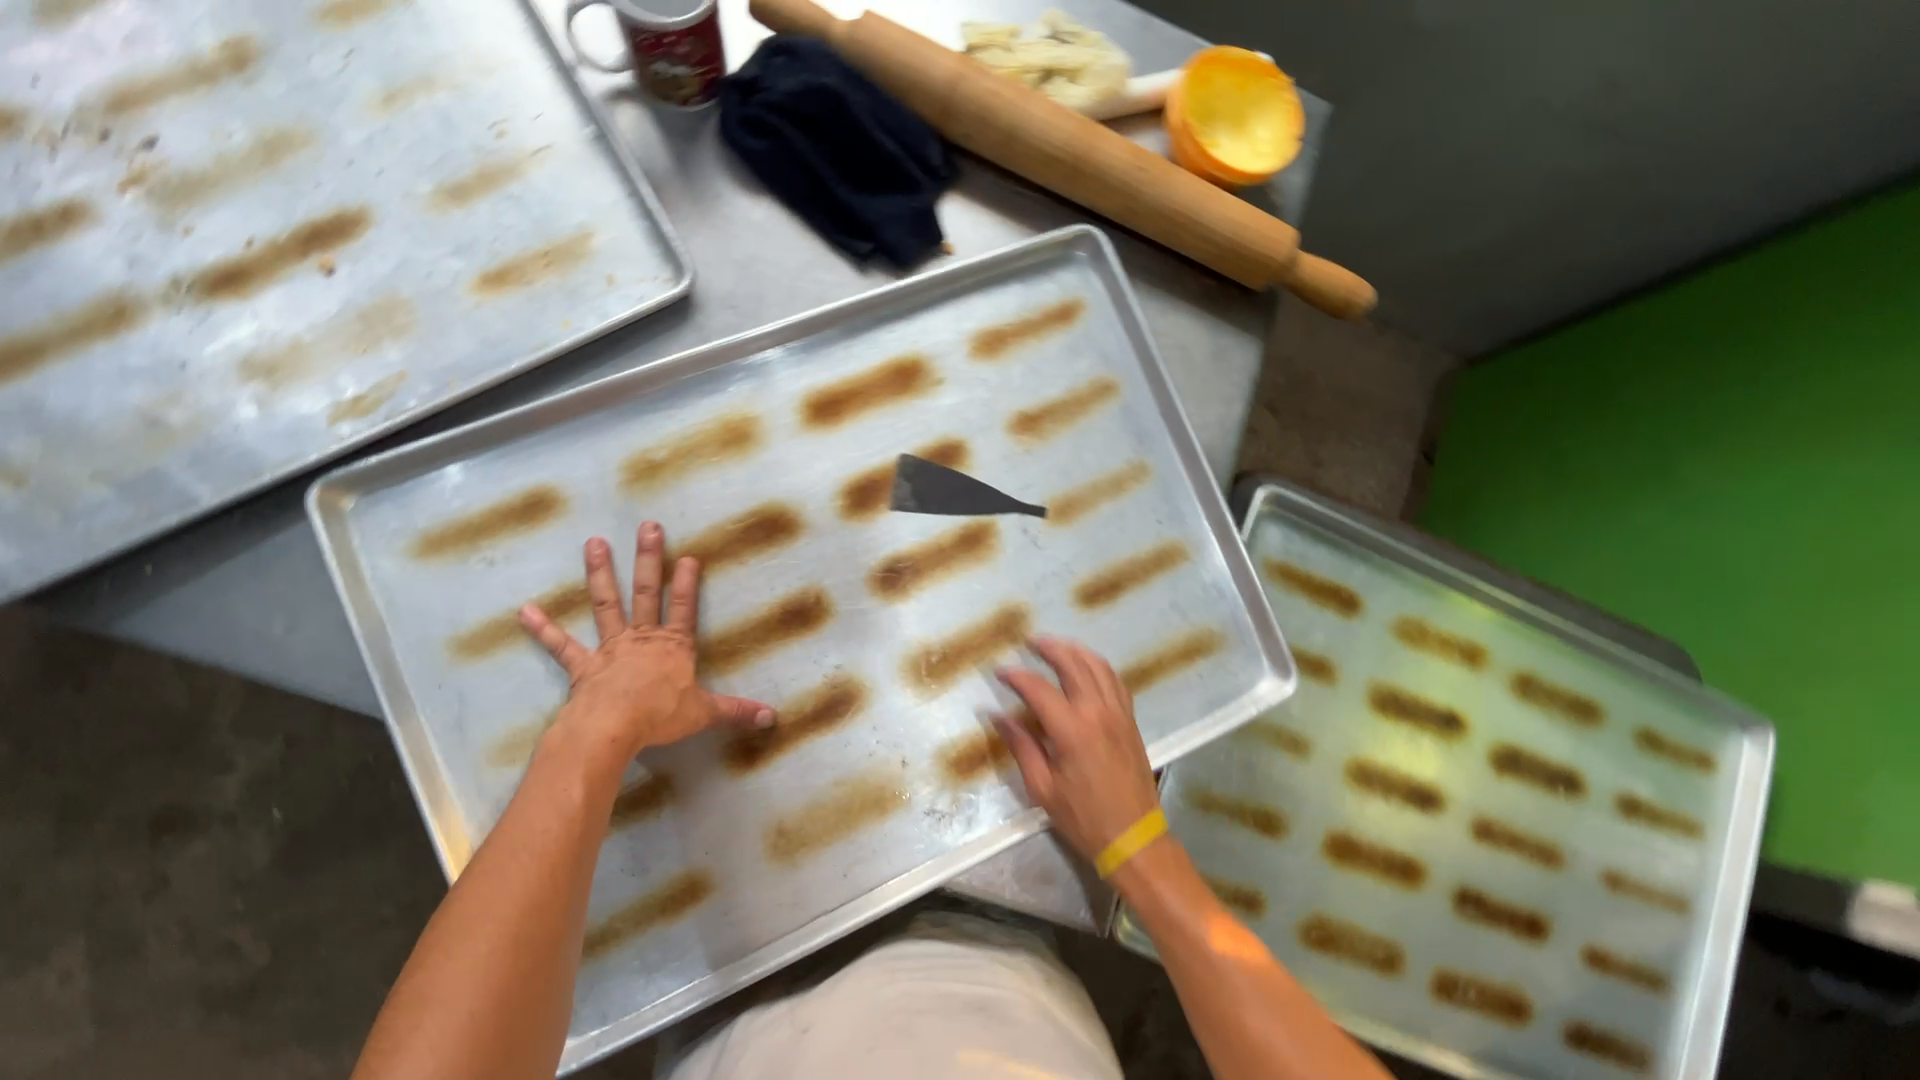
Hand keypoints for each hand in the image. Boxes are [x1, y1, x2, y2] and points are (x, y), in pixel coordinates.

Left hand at [518, 521, 774, 760]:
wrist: (613, 728)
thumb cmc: (661, 716)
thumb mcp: (705, 713)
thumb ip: (736, 712)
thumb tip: (772, 717)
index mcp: (673, 647)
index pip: (684, 607)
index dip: (686, 582)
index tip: (687, 555)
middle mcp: (642, 639)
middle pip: (646, 592)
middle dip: (648, 558)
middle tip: (647, 526)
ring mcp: (610, 649)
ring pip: (605, 604)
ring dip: (600, 572)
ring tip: (594, 542)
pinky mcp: (583, 666)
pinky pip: (560, 646)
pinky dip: (542, 628)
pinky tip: (524, 610)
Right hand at [995, 637, 1162, 864]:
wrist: (1133, 836)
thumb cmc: (1083, 817)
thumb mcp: (1042, 788)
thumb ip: (1021, 746)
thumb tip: (997, 717)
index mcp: (1072, 731)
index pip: (1039, 689)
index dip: (1017, 676)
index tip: (1000, 672)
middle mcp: (1098, 713)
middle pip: (1073, 664)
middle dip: (1050, 648)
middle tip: (1030, 641)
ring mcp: (1119, 713)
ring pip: (1098, 666)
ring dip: (1075, 650)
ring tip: (1056, 645)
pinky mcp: (1130, 720)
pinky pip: (1115, 681)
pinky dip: (1098, 666)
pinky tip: (1086, 666)